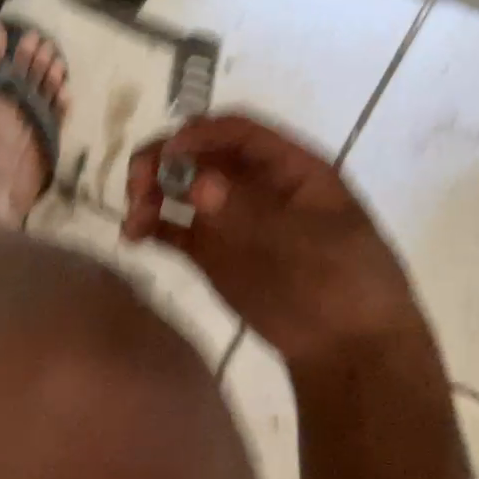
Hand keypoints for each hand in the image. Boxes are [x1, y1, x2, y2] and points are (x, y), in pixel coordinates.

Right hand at [123, 114, 426, 365]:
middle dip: (161, 162)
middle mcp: (252, 185)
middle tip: (137, 188)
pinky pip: (169, 228)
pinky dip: (147, 226)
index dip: (199, 134)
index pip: (237, 133)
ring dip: (148, 193)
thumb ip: (248, 210)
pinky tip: (132, 237)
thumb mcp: (307, 241)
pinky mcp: (208, 252)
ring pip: (176, 188)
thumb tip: (196, 184)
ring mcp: (228, 218)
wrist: (346, 346)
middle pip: (197, 154)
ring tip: (135, 221)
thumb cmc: (344, 283)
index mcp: (289, 169)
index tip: (165, 156)